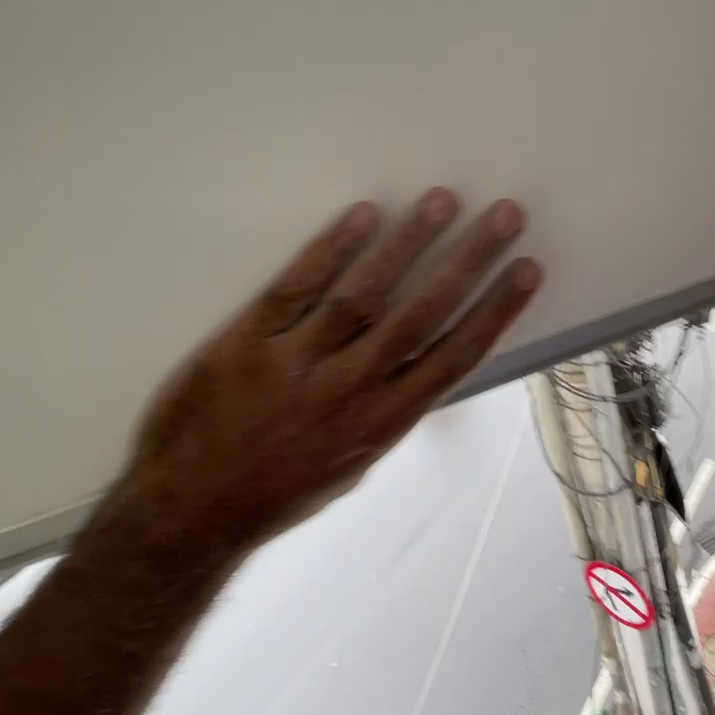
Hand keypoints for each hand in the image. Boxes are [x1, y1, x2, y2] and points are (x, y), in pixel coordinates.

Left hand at [102, 190, 540, 558]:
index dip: (496, 310)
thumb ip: (388, 409)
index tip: (527, 269)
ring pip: (364, 293)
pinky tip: (364, 215)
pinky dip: (332, 249)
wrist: (188, 512)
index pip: (455, 356)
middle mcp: (350, 389)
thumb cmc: (279, 491)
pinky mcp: (246, 341)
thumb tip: (420, 360)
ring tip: (443, 201)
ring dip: (409, 243)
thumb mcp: (353, 463)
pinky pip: (296, 286)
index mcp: (383, 423)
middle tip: (504, 215)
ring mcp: (297, 361)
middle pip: (422, 313)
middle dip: (469, 260)